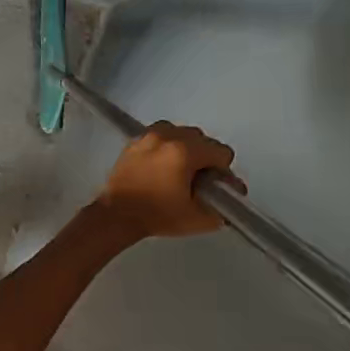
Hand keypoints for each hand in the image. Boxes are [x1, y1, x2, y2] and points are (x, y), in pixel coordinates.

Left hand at [95, 122, 240, 237]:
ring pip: (180, 133)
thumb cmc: (157, 216)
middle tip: (195, 180)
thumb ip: (225, 204)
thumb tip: (233, 190)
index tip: (212, 186)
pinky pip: (160, 135)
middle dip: (203, 158)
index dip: (221, 171)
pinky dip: (166, 146)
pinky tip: (162, 165)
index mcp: (184, 151)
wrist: (116, 216)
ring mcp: (147, 136)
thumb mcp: (199, 218)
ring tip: (178, 171)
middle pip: (201, 139)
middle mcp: (166, 136)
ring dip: (185, 148)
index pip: (220, 152)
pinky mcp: (133, 141)